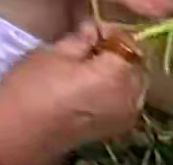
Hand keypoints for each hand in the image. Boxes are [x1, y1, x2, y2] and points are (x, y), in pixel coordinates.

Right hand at [0, 23, 146, 164]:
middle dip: (122, 56)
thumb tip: (93, 28)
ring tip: (93, 67)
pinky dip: (121, 92)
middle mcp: (134, 99)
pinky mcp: (124, 127)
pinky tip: (98, 87)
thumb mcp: (56, 53)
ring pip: (138, 87)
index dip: (114, 36)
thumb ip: (81, 40)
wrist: (34, 128)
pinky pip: (131, 103)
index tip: (94, 30)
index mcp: (119, 77)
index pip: (130, 48)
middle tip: (93, 47)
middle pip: (138, 69)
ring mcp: (131, 116)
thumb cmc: (39, 85)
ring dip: (123, 74)